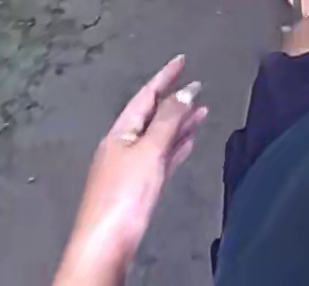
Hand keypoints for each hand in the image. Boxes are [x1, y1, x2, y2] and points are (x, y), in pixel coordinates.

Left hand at [52, 56, 207, 285]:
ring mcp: (130, 168)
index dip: (165, 76)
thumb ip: (170, 118)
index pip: (146, 95)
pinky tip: (190, 141)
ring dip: (181, 122)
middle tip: (197, 84)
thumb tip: (187, 91)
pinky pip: (162, 156)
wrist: (105, 249)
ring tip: (202, 110)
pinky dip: (177, 144)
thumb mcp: (150, 149)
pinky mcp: (139, 188)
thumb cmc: (124, 195)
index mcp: (120, 133)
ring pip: (160, 136)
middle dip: (176, 99)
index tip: (181, 59)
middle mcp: (123, 146)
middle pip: (153, 115)